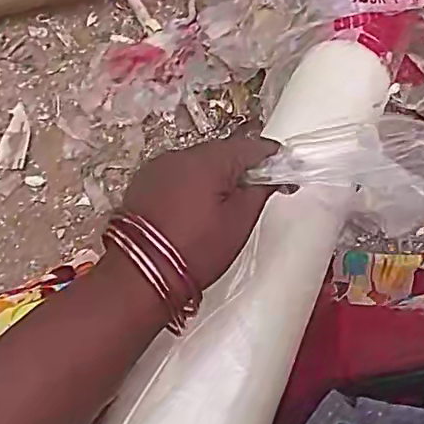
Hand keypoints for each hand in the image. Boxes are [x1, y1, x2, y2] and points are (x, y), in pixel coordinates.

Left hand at [116, 136, 284, 290]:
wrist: (139, 276)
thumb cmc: (195, 250)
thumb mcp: (239, 222)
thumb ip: (259, 191)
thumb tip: (270, 176)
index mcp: (209, 160)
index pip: (251, 146)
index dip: (271, 157)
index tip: (284, 171)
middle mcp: (181, 155)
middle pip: (222, 153)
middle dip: (242, 169)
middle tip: (257, 192)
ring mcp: (158, 167)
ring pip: (198, 164)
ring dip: (214, 177)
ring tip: (224, 206)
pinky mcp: (143, 183)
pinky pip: (177, 176)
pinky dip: (191, 186)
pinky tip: (196, 209)